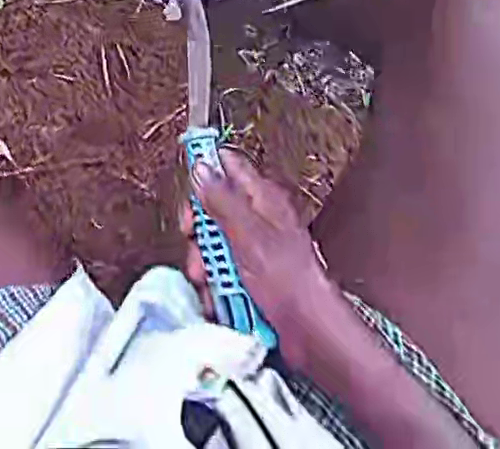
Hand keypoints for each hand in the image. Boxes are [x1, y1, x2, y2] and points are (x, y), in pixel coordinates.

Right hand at [180, 149, 338, 366]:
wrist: (310, 334)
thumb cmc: (288, 279)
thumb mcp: (247, 233)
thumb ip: (221, 198)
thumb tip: (200, 166)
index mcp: (262, 196)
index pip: (227, 164)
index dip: (205, 169)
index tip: (189, 186)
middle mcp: (257, 216)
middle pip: (212, 206)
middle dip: (200, 229)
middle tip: (197, 243)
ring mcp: (252, 245)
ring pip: (213, 240)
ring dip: (205, 261)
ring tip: (209, 279)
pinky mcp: (249, 272)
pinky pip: (221, 267)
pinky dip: (215, 281)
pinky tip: (218, 295)